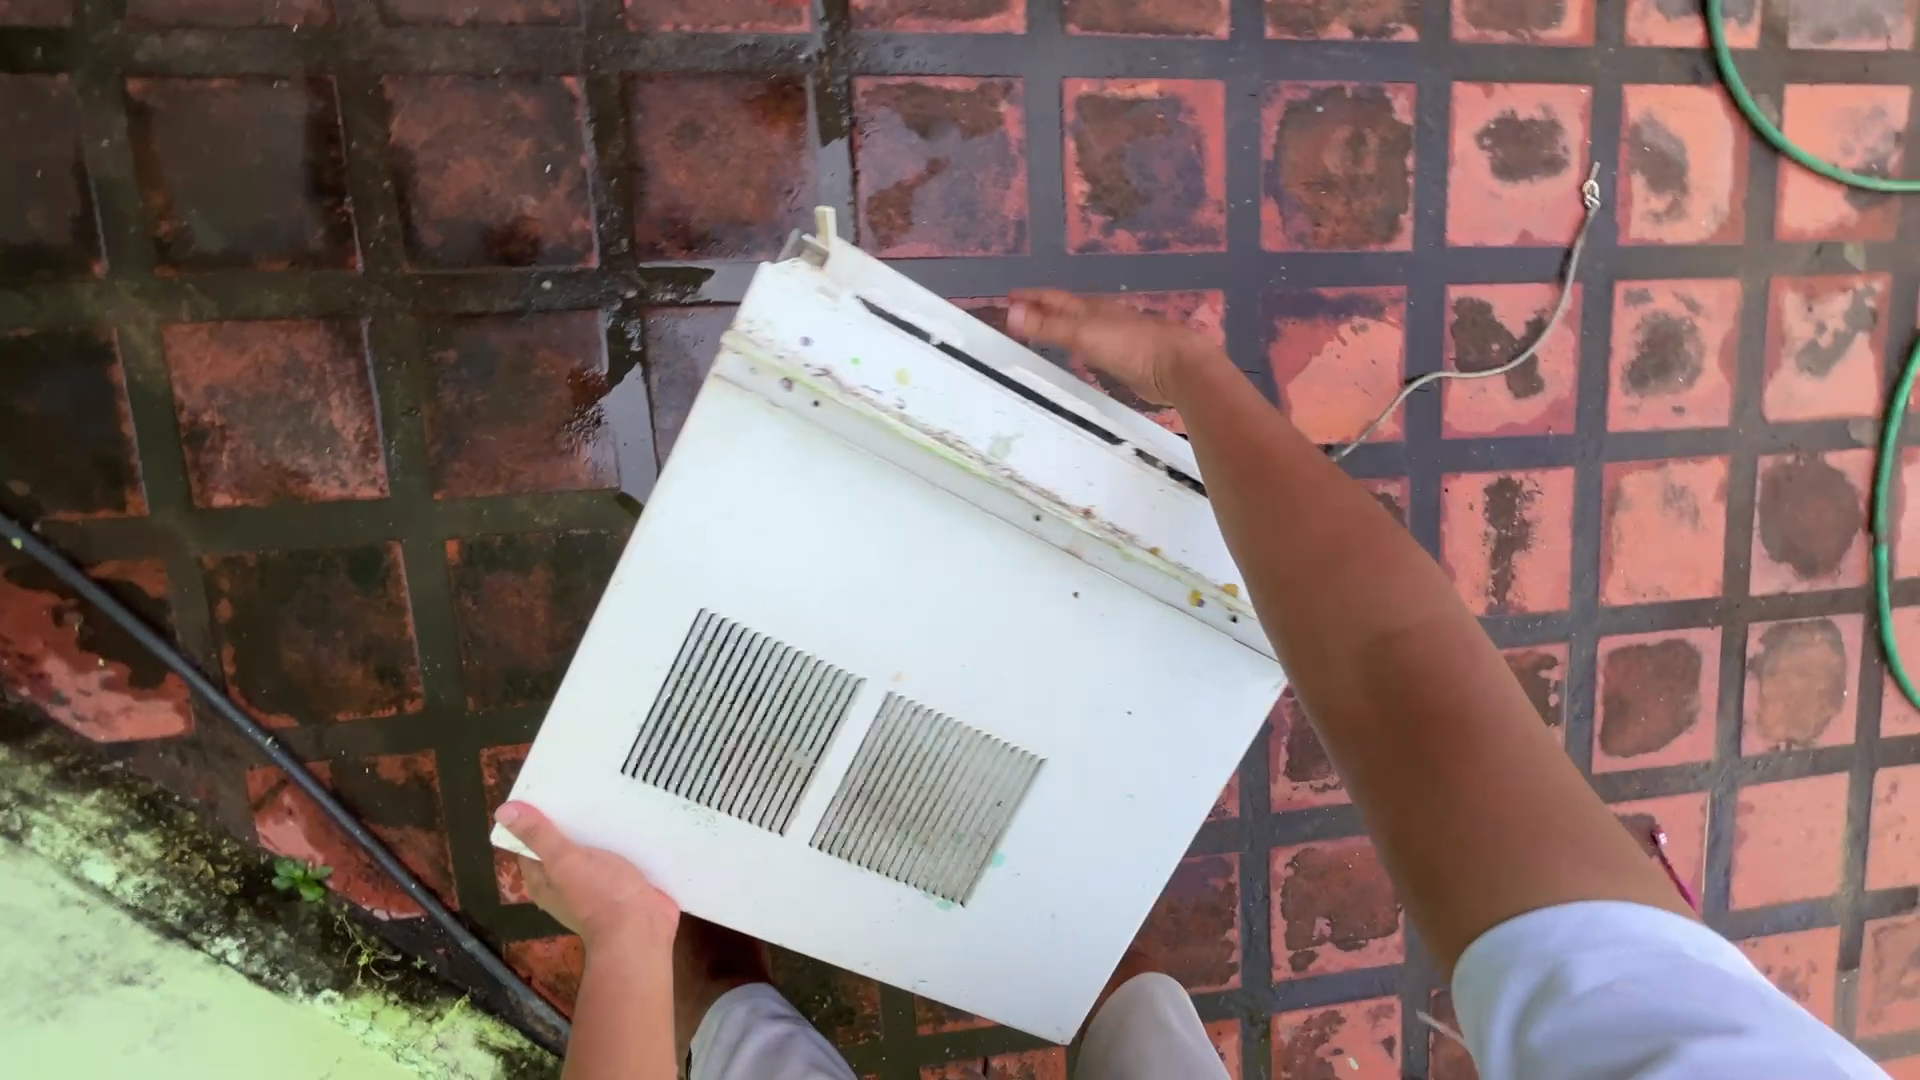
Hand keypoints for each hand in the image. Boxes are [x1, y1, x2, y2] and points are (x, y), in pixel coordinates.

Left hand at [497, 802, 679, 948]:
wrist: (640, 928)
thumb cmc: (598, 894)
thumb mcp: (565, 861)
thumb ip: (539, 836)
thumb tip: (503, 811)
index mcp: (545, 880)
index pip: (532, 844)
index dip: (536, 817)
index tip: (552, 788)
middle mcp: (567, 882)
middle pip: (566, 843)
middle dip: (575, 817)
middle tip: (589, 783)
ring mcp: (598, 882)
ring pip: (596, 847)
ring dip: (604, 826)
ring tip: (617, 792)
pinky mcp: (625, 881)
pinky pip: (622, 854)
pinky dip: (627, 837)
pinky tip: (638, 816)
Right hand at [1006, 288, 1222, 404]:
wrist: (1176, 366)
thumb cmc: (1130, 345)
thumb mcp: (1083, 334)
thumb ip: (1048, 325)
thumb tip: (1009, 312)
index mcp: (1090, 307)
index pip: (1053, 298)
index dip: (1030, 297)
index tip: (1008, 297)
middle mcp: (1101, 318)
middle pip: (1065, 311)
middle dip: (1042, 310)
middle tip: (1018, 316)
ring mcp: (1114, 338)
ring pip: (1079, 329)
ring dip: (1060, 329)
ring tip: (1042, 334)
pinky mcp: (1124, 359)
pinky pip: (1092, 350)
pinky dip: (1077, 349)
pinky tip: (1077, 357)